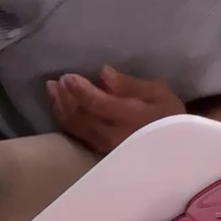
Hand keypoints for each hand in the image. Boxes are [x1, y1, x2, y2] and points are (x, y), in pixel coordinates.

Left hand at [46, 66, 184, 153]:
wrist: (168, 146)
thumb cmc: (167, 112)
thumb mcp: (157, 91)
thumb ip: (127, 84)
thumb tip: (103, 73)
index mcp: (128, 115)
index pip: (96, 102)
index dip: (79, 90)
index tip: (67, 76)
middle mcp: (108, 132)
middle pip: (78, 115)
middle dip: (64, 97)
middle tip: (54, 81)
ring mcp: (98, 143)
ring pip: (72, 125)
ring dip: (59, 107)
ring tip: (51, 90)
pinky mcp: (93, 148)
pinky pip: (73, 132)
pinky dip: (63, 117)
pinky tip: (58, 106)